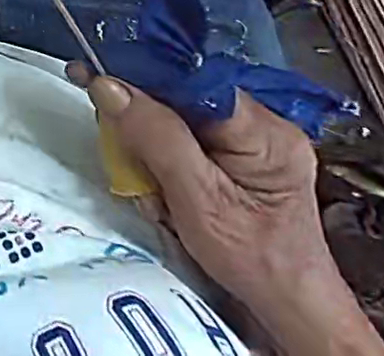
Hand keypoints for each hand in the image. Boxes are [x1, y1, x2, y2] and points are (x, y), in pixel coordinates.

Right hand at [82, 74, 383, 355]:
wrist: (291, 308)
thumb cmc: (252, 263)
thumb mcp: (198, 204)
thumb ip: (155, 138)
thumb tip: (108, 84)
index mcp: (263, 131)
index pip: (190, 79)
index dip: (140, 74)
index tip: (93, 76)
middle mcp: (264, 120)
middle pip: (181, 91)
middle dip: (140, 112)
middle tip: (112, 137)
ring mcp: (254, 133)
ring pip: (179, 108)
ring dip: (147, 134)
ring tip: (142, 176)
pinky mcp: (242, 147)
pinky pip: (187, 127)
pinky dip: (160, 145)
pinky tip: (156, 174)